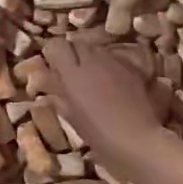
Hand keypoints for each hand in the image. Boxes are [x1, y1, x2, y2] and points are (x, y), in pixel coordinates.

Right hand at [39, 36, 163, 166]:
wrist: (137, 140)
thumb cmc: (99, 136)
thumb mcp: (73, 118)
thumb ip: (58, 95)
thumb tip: (45, 82)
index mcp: (73, 75)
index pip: (57, 46)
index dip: (53, 53)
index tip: (53, 67)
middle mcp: (92, 62)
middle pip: (77, 43)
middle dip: (72, 53)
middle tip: (71, 72)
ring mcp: (114, 63)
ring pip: (96, 49)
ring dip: (90, 58)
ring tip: (91, 76)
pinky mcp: (131, 69)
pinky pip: (113, 59)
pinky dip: (107, 66)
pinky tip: (111, 83)